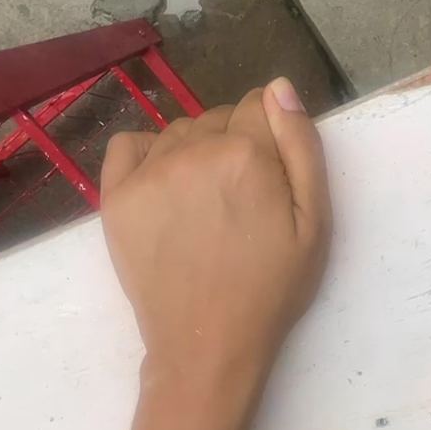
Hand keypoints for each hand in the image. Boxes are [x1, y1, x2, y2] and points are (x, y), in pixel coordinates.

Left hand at [100, 77, 331, 389]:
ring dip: (194, 152)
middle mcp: (193, 151)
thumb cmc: (271, 288)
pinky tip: (165, 186)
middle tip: (240, 199)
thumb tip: (279, 86)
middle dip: (234, 144)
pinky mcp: (115, 197)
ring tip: (204, 203)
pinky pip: (129, 145)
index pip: (259, 105)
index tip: (270, 176)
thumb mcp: (315, 224)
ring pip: (178, 132)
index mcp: (246, 154)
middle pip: (218, 118)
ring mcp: (148, 173)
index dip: (270, 136)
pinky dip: (147, 154)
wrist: (208, 343)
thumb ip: (302, 147)